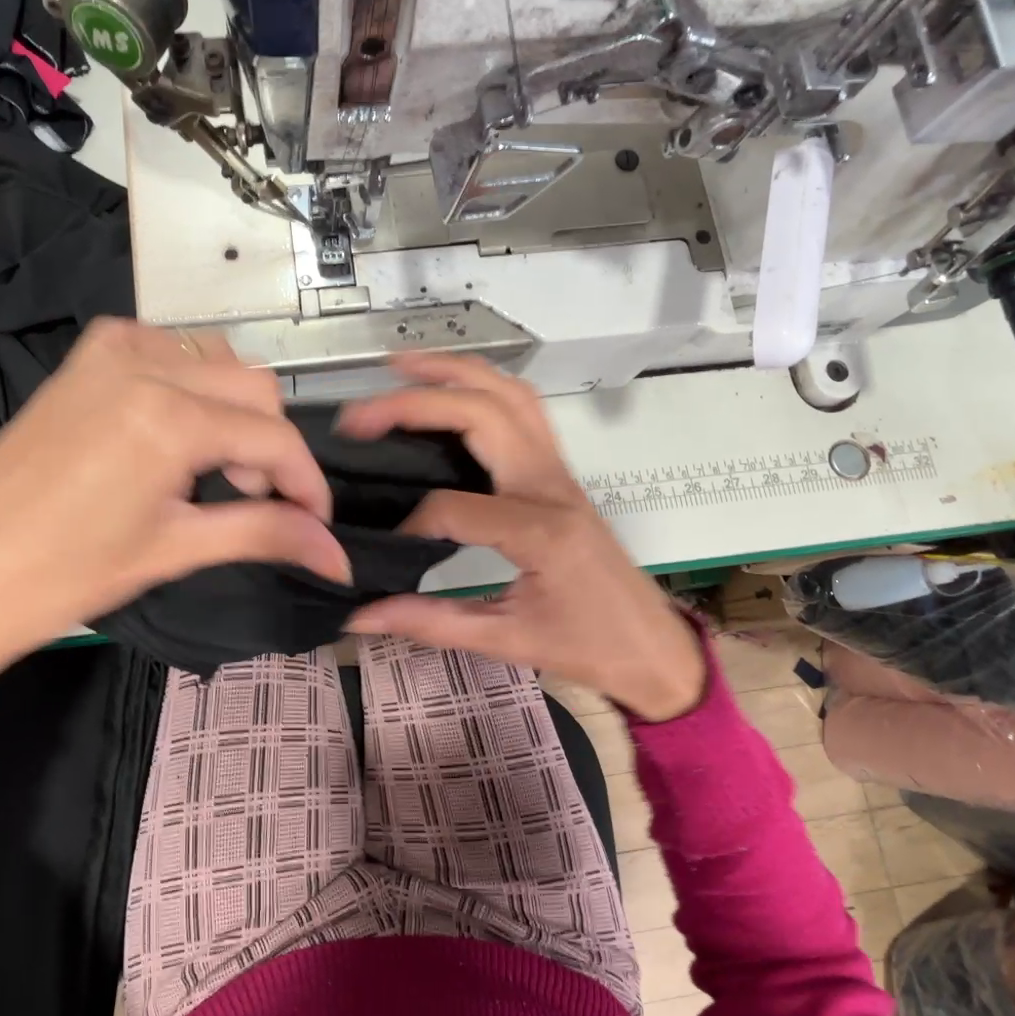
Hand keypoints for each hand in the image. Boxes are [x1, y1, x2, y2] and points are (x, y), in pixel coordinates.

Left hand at [0, 319, 349, 764]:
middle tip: (259, 502)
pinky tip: (176, 432)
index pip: (275, 436)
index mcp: (169, 415)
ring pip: (214, 361)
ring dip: (234, 411)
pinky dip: (191, 385)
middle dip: (272, 446)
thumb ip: (265, 535)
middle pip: (253, 387)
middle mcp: (145, 364)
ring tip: (215, 473)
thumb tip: (339, 557)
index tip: (315, 524)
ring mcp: (109, 352)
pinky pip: (166, 350)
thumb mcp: (174, 549)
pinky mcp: (84, 359)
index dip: (307, 483)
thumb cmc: (63, 575)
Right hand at [337, 354, 706, 721]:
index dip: (410, 521)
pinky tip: (451, 390)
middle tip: (360, 414)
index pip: (454, 505)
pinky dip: (484, 386)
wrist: (655, 647)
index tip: (382, 542)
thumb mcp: (507, 641)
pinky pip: (524, 409)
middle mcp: (551, 485)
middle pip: (482, 415)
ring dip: (455, 373)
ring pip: (510, 395)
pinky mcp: (561, 471)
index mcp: (540, 531)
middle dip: (416, 403)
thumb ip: (430, 622)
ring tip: (401, 368)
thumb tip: (360, 614)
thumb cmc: (587, 647)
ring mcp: (560, 471)